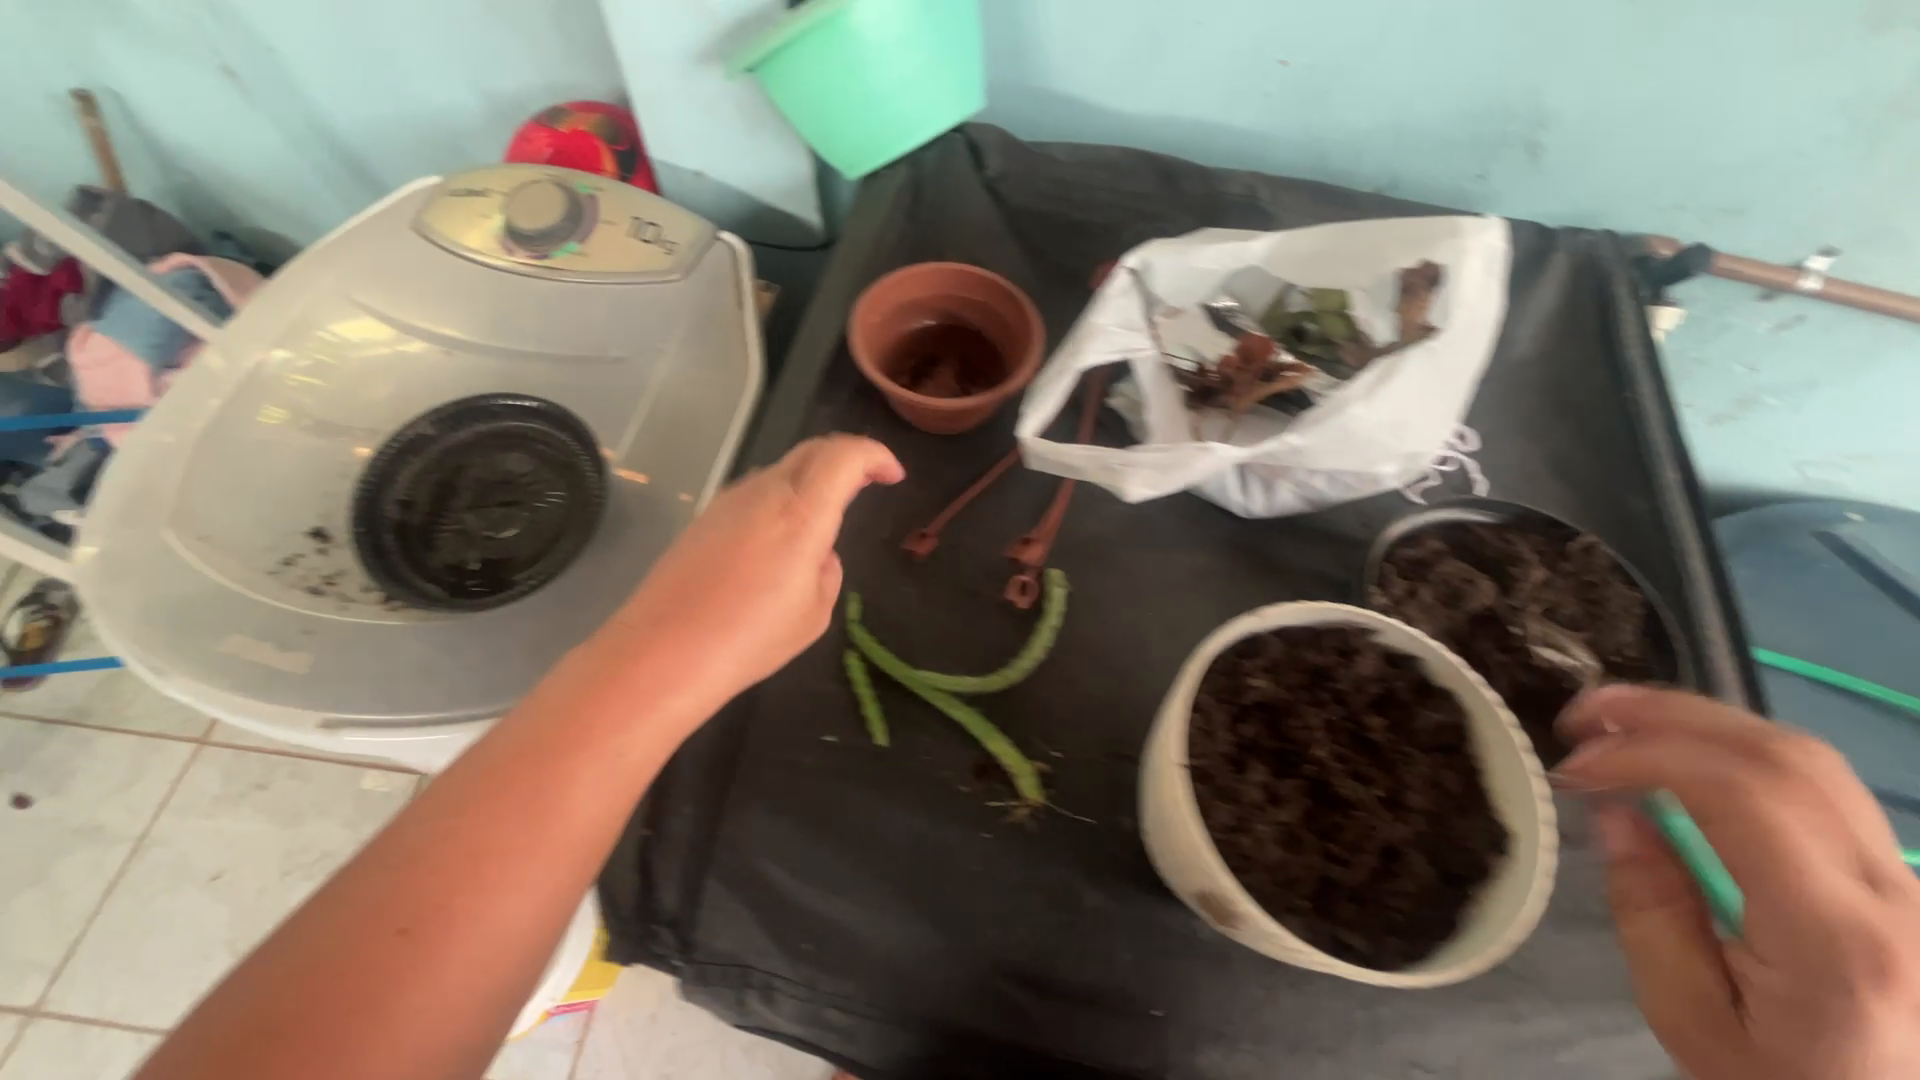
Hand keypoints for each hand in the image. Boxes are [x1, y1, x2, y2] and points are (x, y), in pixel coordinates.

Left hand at [591, 435, 902, 715]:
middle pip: (814, 450)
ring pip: (782, 469)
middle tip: (868, 481)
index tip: (893, 475)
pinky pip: (756, 493)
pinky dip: (783, 498)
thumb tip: (819, 554)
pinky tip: (780, 538)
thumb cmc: (749, 638)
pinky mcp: (706, 517)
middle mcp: (765, 493)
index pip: (845, 456)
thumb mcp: (814, 614)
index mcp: (802, 513)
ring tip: (824, 518)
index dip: (876, 455)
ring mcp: (730, 501)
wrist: (663, 652)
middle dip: (848, 458)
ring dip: (813, 479)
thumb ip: (827, 572)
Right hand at [1553, 685, 1919, 1079]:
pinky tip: (1679, 751)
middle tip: (1582, 715)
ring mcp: (1908, 880)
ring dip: (1701, 720)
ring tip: (1618, 719)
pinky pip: (1816, 783)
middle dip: (1669, 715)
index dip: (1645, 753)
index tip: (1571, 766)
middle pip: (1784, 756)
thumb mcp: (1689, 1018)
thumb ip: (1650, 912)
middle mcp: (1892, 893)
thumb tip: (1617, 814)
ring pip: (1807, 757)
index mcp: (1835, 936)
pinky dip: (1733, 747)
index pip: (1743, 793)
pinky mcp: (1898, 876)